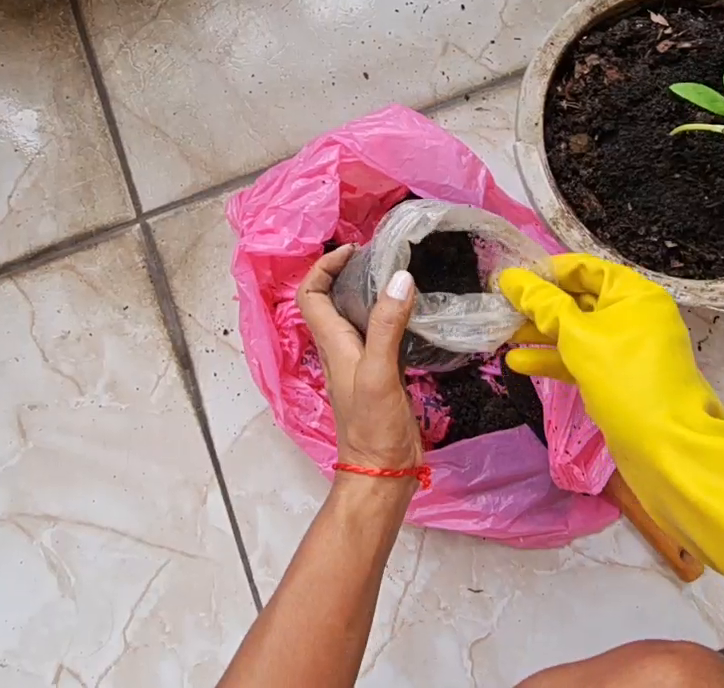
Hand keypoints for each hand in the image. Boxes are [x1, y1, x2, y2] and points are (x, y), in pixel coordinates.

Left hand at [295, 246, 423, 473]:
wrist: (383, 474)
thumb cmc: (373, 427)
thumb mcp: (380, 374)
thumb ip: (387, 327)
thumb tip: (399, 277)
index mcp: (333, 344)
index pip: (311, 295)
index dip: (323, 267)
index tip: (353, 251)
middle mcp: (341, 349)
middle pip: (330, 301)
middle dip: (347, 272)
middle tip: (379, 257)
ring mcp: (360, 362)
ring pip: (354, 316)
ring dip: (368, 292)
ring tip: (396, 275)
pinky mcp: (381, 374)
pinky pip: (378, 334)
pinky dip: (389, 315)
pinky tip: (412, 312)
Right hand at [499, 254, 723, 433]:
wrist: (665, 449)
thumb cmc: (624, 379)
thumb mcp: (577, 334)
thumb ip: (541, 303)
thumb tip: (510, 277)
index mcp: (633, 294)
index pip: (584, 267)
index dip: (546, 272)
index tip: (511, 282)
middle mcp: (633, 315)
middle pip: (578, 299)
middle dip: (538, 306)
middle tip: (500, 309)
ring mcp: (626, 349)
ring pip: (576, 332)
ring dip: (540, 333)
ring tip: (502, 336)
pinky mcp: (617, 379)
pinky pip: (581, 359)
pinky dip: (554, 358)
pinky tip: (518, 363)